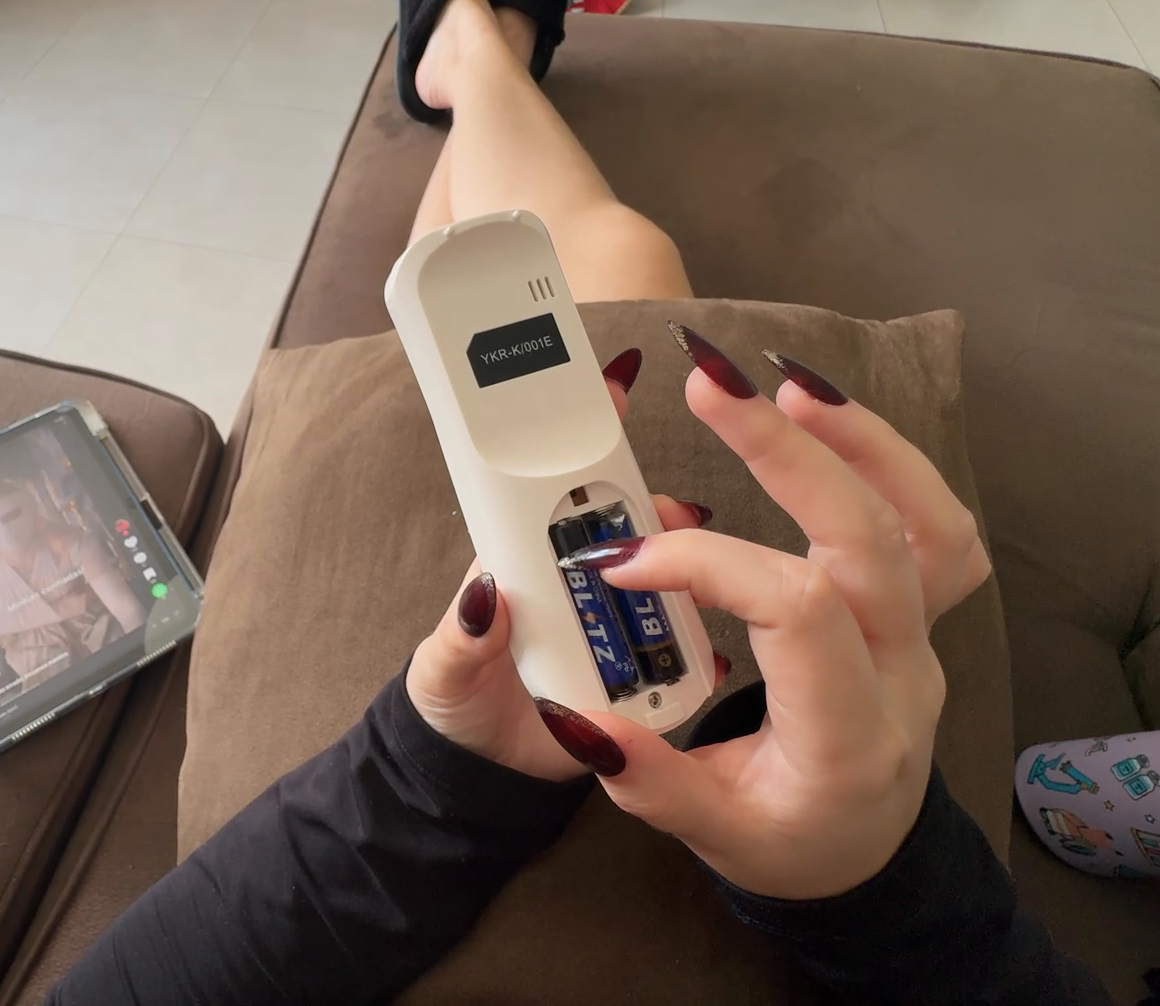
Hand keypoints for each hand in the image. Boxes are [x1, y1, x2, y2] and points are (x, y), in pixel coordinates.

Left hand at [405, 349, 718, 780]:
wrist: (484, 768)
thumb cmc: (455, 697)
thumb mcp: (444, 664)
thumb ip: (459, 635)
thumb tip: (484, 595)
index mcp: (517, 564)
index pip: (548, 497)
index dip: (576, 444)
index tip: (611, 391)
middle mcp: (566, 584)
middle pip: (614, 529)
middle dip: (645, 505)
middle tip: (674, 507)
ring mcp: (603, 623)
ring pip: (653, 576)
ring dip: (680, 558)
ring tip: (693, 550)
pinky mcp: (634, 671)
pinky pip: (673, 643)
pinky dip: (696, 629)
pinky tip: (715, 634)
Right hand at [544, 328, 990, 899]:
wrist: (857, 848)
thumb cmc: (783, 839)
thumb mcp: (710, 830)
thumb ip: (646, 780)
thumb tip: (579, 716)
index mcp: (845, 728)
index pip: (795, 609)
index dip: (702, 563)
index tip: (618, 561)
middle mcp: (899, 671)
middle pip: (868, 537)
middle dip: (786, 451)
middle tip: (711, 390)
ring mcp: (917, 635)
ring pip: (925, 519)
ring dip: (856, 438)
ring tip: (780, 382)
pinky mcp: (908, 611)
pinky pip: (927, 523)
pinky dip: (881, 458)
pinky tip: (819, 418)